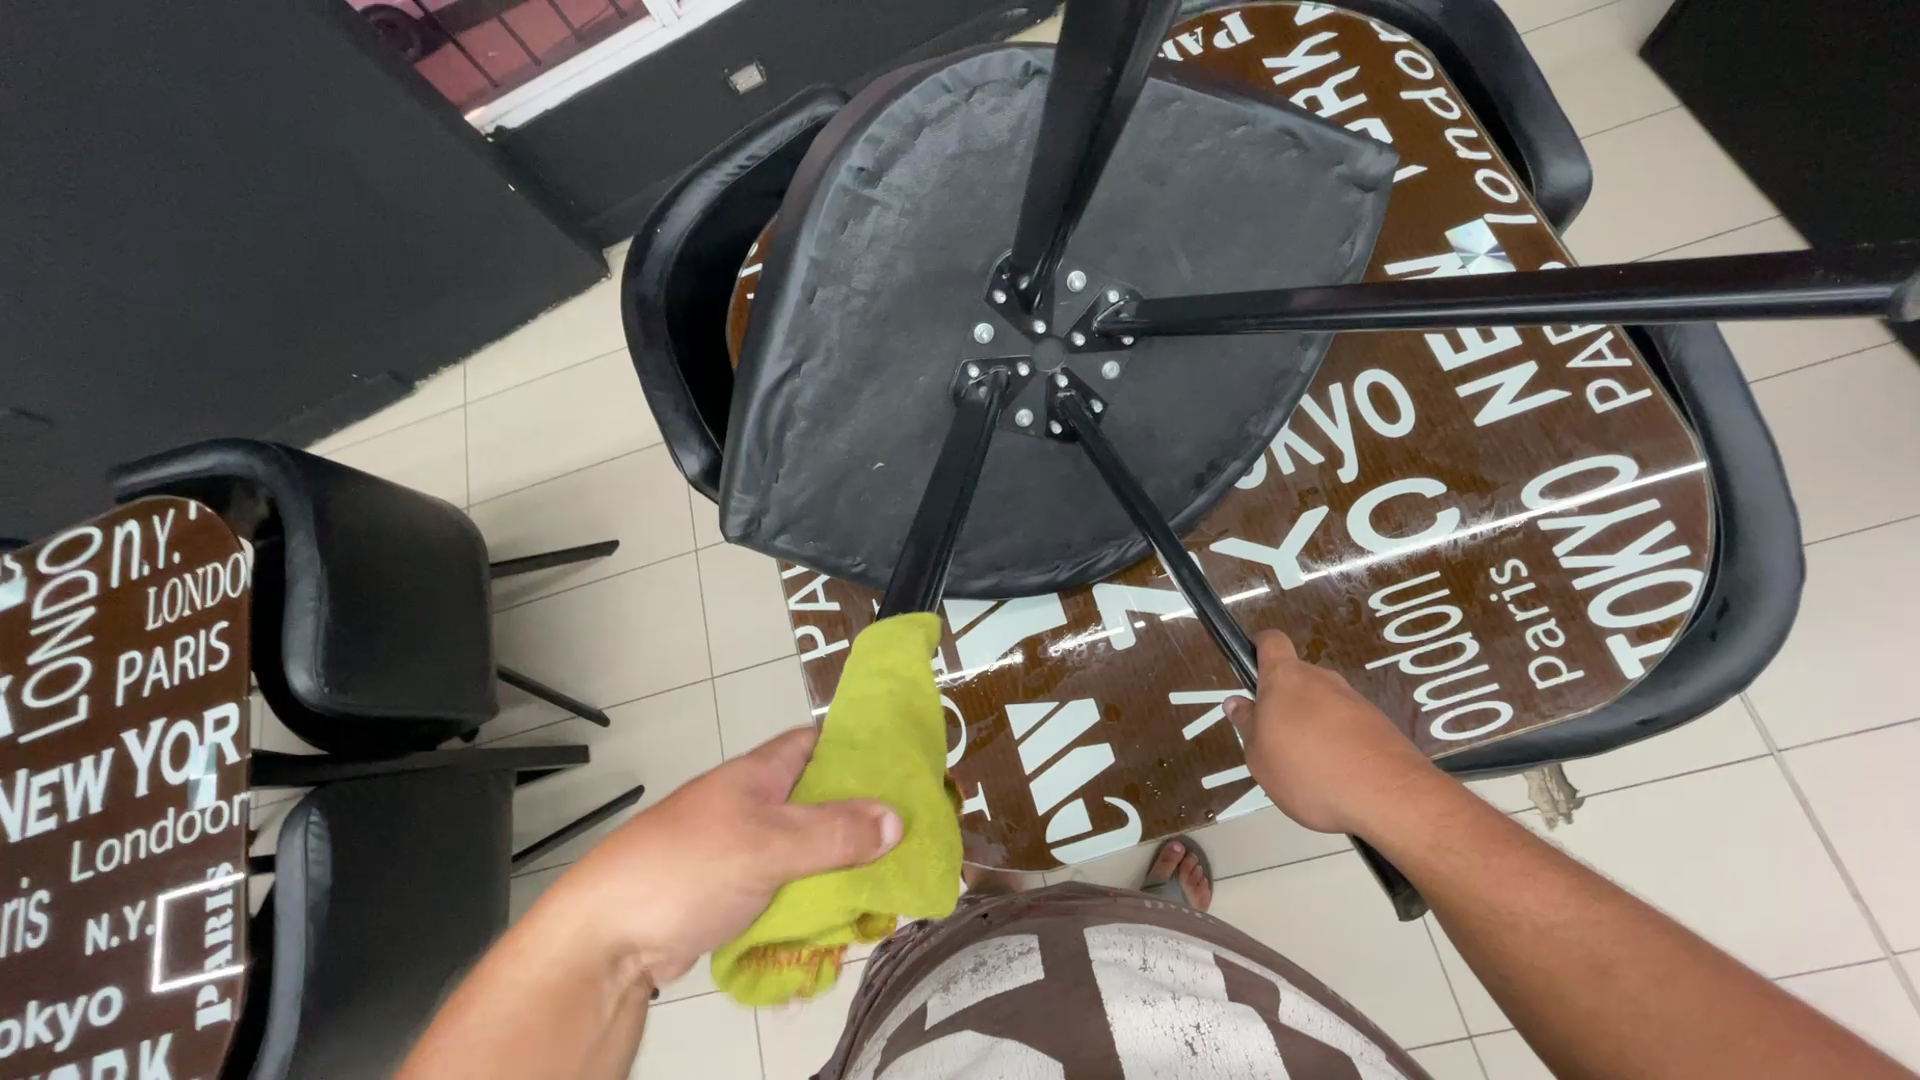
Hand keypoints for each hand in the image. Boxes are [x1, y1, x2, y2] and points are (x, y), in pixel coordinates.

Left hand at [532, 727, 901, 985]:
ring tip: (891, 884)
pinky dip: (818, 900)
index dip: (857, 747)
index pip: (817, 742)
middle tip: (909, 839)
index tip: (902, 767)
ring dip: (844, 866)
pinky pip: (791, 888)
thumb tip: (897, 820)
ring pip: (809, 850)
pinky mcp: (738, 894)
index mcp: (760, 774)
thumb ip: (833, 833)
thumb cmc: (686, 868)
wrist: (607, 940)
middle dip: (863, 819)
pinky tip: (847, 919)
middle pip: (821, 802)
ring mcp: (745, 851)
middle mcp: (756, 805)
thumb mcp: (767, 844)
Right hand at [1223, 630, 1441, 835]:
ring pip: (1322, 705)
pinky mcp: (1380, 724)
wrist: (1388, 796)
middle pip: (1297, 680)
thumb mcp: (1259, 756)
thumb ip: (1247, 726)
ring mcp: (1354, 700)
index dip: (1259, 649)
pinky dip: (1339, 744)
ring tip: (1309, 769)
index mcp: (1284, 679)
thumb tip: (1236, 702)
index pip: (1271, 641)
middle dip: (1285, 704)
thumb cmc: (1307, 770)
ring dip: (1313, 727)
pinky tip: (1338, 777)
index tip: (1253, 672)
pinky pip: (1348, 726)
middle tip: (1276, 743)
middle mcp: (1321, 680)